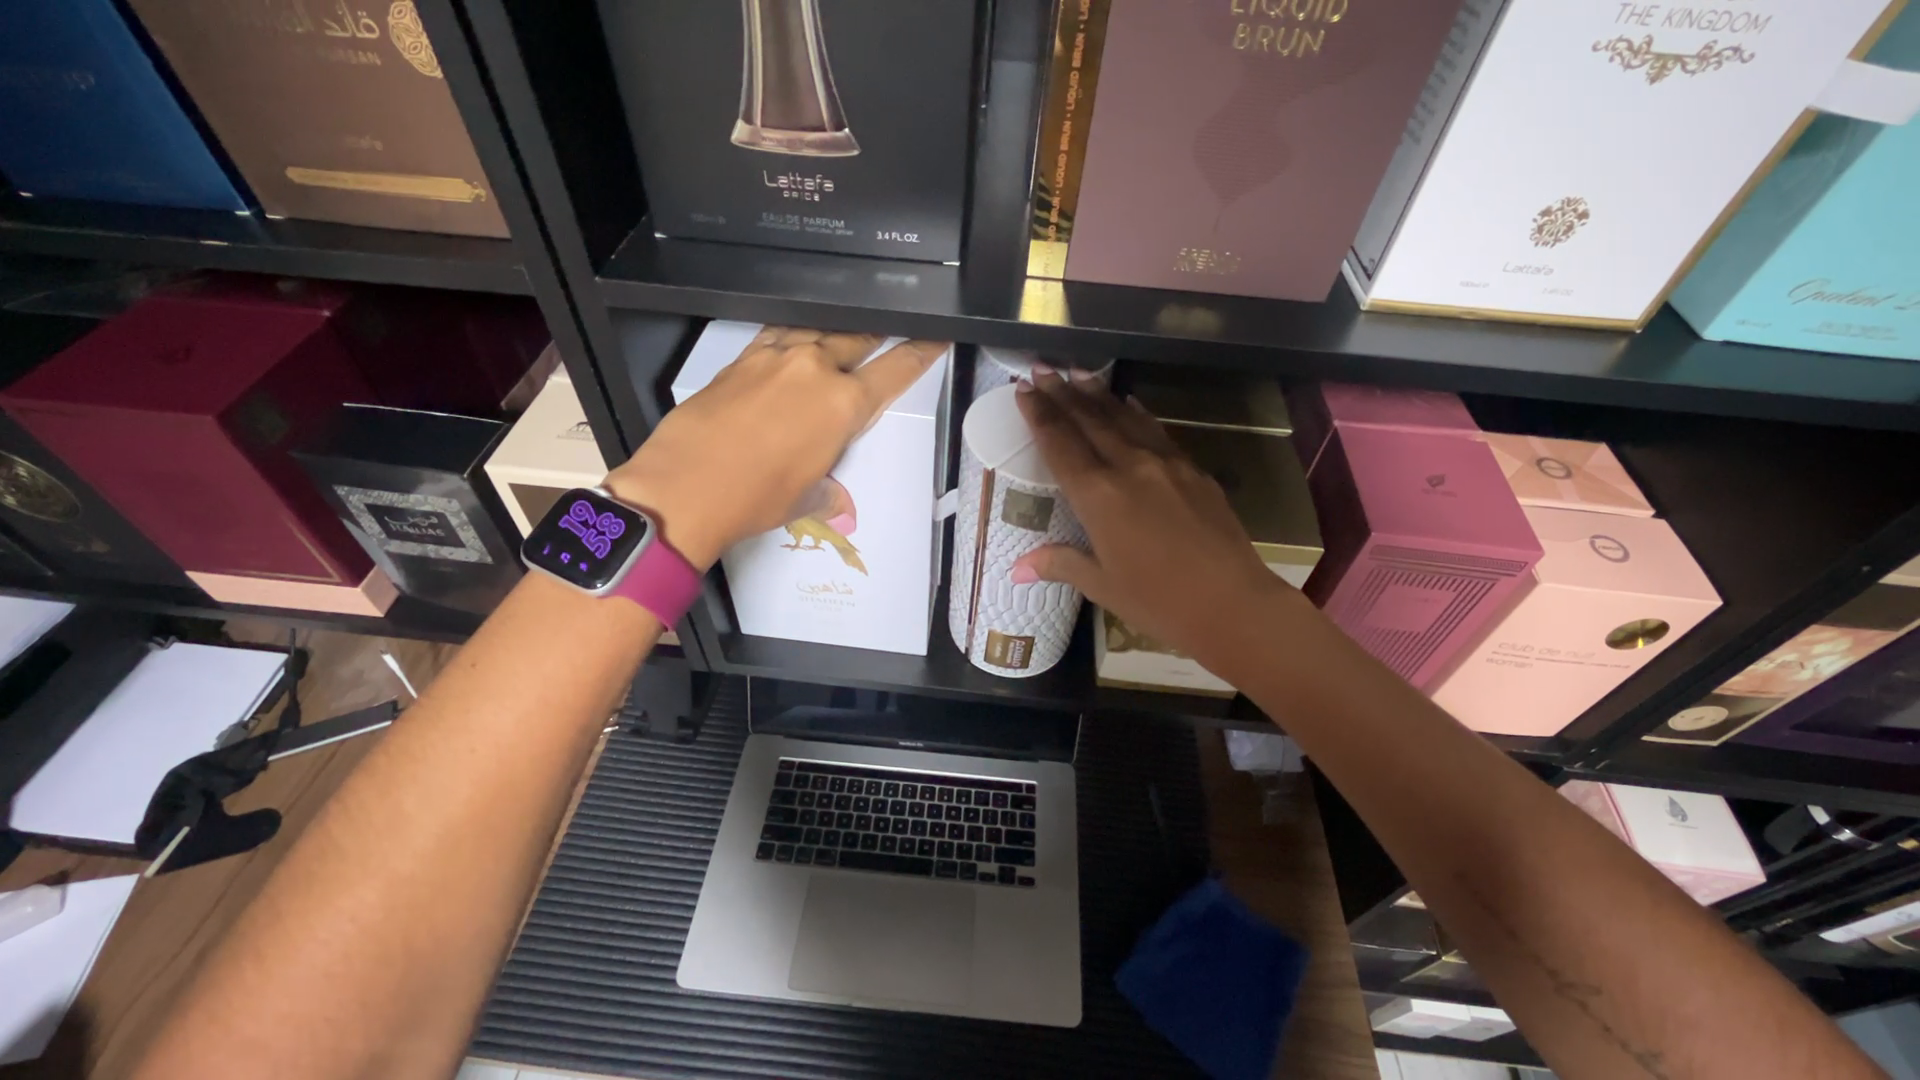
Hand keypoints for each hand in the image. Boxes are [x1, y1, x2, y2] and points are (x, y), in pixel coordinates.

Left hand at [605, 327, 945, 568]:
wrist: (684, 486)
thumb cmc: (754, 498)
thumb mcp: (804, 498)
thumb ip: (828, 491)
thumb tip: (836, 502)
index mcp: (844, 405)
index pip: (896, 369)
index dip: (921, 351)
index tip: (935, 334)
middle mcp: (815, 370)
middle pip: (858, 340)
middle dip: (875, 338)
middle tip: (886, 334)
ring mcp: (776, 358)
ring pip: (818, 331)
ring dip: (835, 334)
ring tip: (842, 337)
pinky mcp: (742, 359)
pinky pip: (778, 333)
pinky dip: (794, 335)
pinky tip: (794, 342)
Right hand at [1010, 369, 1295, 673]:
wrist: (1233, 603)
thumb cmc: (1158, 602)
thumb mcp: (1103, 586)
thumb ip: (1061, 564)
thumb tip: (1016, 569)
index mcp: (1098, 497)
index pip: (1060, 444)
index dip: (1039, 414)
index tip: (1023, 389)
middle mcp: (1129, 468)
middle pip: (1089, 421)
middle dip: (1063, 393)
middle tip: (1042, 368)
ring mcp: (1166, 465)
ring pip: (1124, 419)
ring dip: (1098, 394)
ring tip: (1079, 373)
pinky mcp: (1194, 471)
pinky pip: (1157, 432)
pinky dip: (1138, 414)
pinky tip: (1130, 403)